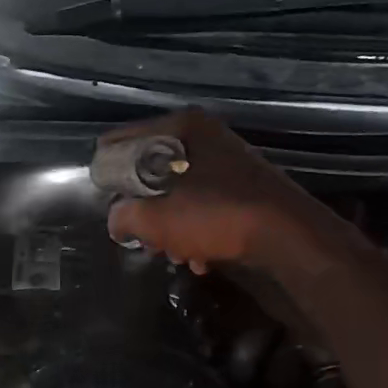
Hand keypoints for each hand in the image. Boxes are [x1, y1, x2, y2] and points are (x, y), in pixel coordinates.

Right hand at [102, 109, 336, 274]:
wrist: (288, 236)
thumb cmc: (214, 215)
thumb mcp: (154, 219)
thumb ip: (123, 216)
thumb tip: (117, 221)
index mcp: (182, 128)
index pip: (123, 140)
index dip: (107, 168)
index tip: (100, 194)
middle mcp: (206, 137)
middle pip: (152, 170)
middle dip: (142, 207)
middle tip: (138, 233)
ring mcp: (230, 161)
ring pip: (179, 192)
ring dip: (170, 225)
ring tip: (171, 253)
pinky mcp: (246, 187)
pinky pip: (205, 205)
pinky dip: (197, 230)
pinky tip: (199, 258)